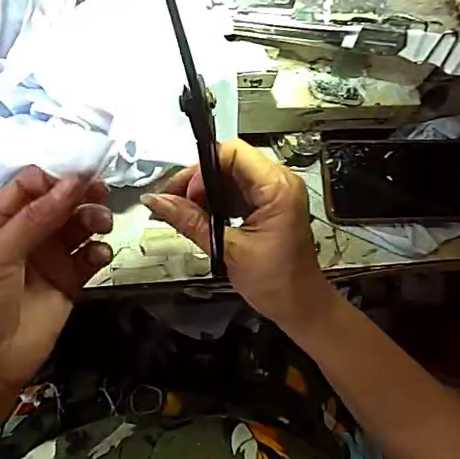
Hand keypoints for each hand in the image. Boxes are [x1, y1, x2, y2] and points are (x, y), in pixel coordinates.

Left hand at [0, 168, 112, 400]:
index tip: (77, 181)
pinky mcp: (67, 285)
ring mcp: (46, 261)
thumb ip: (36, 217)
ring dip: (92, 219)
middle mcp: (23, 237)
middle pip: (58, 205)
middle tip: (99, 194)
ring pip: (77, 228)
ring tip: (101, 224)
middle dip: (79, 196)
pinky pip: (88, 259)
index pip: (29, 188)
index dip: (53, 181)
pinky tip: (98, 255)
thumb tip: (74, 182)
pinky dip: (98, 252)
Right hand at [141, 140, 335, 326]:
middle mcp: (280, 182)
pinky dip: (216, 201)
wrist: (300, 306)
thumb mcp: (227, 250)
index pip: (232, 152)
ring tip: (185, 213)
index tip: (183, 192)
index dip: (202, 169)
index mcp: (278, 188)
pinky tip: (202, 218)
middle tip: (174, 202)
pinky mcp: (268, 204)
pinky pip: (236, 190)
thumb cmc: (278, 283)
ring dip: (204, 192)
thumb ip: (190, 221)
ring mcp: (275, 192)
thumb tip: (158, 201)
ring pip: (229, 176)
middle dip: (198, 180)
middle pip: (228, 161)